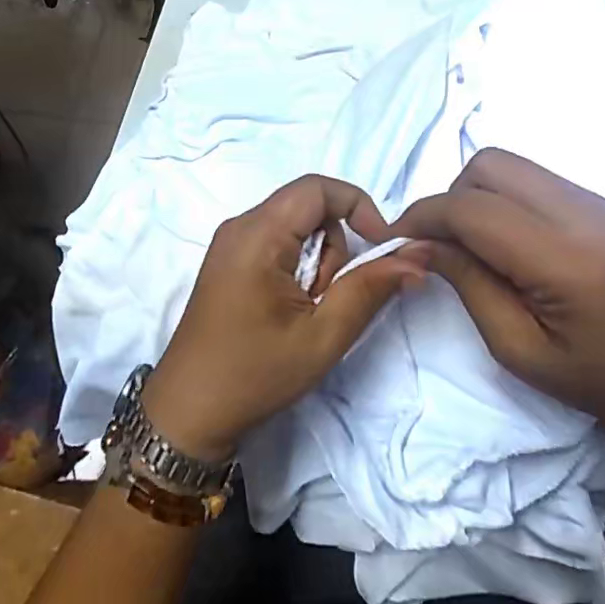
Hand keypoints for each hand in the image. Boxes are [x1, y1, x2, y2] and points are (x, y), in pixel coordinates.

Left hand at [142, 176, 427, 462]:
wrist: (187, 414)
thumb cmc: (254, 374)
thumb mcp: (323, 336)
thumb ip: (371, 288)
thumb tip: (417, 256)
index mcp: (258, 235)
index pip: (319, 188)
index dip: (358, 206)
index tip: (379, 246)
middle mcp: (241, 225)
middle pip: (309, 207)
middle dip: (336, 245)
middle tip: (328, 297)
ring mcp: (231, 242)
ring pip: (297, 225)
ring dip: (319, 259)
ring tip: (307, 309)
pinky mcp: (230, 259)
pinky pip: (279, 240)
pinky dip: (300, 265)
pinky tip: (291, 306)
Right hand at [390, 149, 604, 467]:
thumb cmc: (601, 381)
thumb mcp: (520, 350)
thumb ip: (467, 284)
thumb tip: (420, 242)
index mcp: (564, 257)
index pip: (472, 208)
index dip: (423, 216)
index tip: (397, 239)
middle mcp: (582, 210)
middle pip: (489, 164)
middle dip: (451, 197)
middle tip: (442, 246)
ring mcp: (596, 199)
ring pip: (510, 164)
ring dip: (477, 195)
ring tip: (476, 246)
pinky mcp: (600, 201)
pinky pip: (534, 178)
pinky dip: (505, 198)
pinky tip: (511, 242)